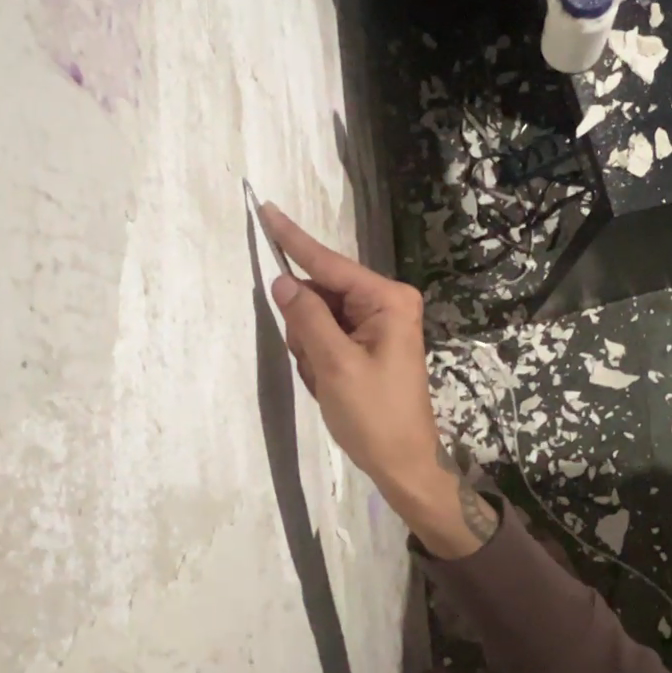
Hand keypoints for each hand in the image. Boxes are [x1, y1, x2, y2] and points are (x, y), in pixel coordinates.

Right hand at [259, 203, 496, 556]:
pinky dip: (319, 358)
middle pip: (322, 293)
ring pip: (320, 317)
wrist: (404, 463)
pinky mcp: (371, 343)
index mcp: (387, 300)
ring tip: (327, 382)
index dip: (294, 240)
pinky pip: (328, 337)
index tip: (267, 208)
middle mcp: (386, 303)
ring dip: (311, 348)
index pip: (329, 263)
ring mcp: (379, 324)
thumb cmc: (374, 416)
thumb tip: (283, 281)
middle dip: (306, 327)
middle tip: (316, 365)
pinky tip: (329, 384)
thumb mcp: (334, 365)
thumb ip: (306, 318)